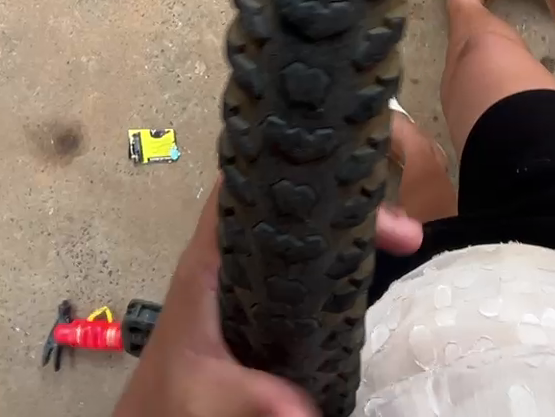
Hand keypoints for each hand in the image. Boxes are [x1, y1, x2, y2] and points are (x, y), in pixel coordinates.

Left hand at [113, 185, 424, 416]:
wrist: (158, 413)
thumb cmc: (169, 392)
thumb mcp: (206, 391)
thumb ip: (248, 394)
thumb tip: (304, 410)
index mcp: (210, 260)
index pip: (239, 190)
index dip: (279, 167)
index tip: (330, 163)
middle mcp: (231, 257)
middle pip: (286, 210)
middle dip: (339, 207)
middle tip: (394, 223)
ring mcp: (248, 276)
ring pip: (298, 234)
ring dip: (343, 231)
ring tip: (396, 237)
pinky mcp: (261, 300)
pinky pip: (301, 264)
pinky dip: (334, 259)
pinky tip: (366, 265)